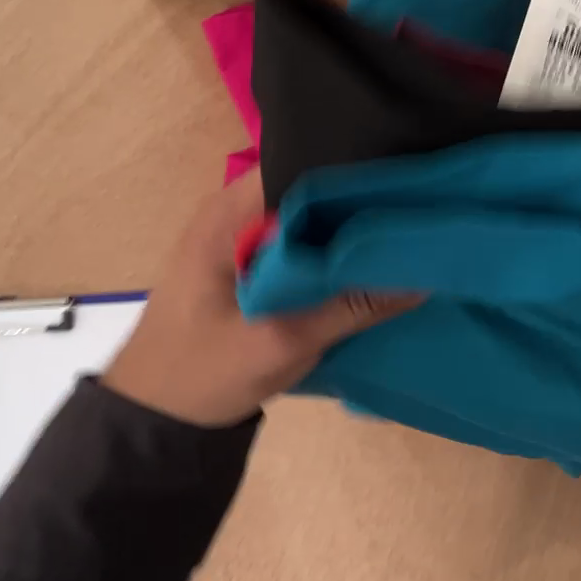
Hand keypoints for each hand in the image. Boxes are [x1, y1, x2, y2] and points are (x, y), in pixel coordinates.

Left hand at [104, 171, 422, 427]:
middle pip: (313, 188)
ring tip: (409, 231)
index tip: (406, 183)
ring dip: (353, 228)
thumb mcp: (284, 340)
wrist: (156, 418)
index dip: (355, 169)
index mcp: (231, 212)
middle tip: (421, 210)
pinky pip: (307, 243)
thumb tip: (423, 278)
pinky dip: (338, 250)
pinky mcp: (256, 265)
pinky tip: (376, 263)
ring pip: (313, 218)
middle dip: (363, 200)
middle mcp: (238, 213)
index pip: (302, 163)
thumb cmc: (204, 371)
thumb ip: (353, 306)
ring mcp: (246, 239)